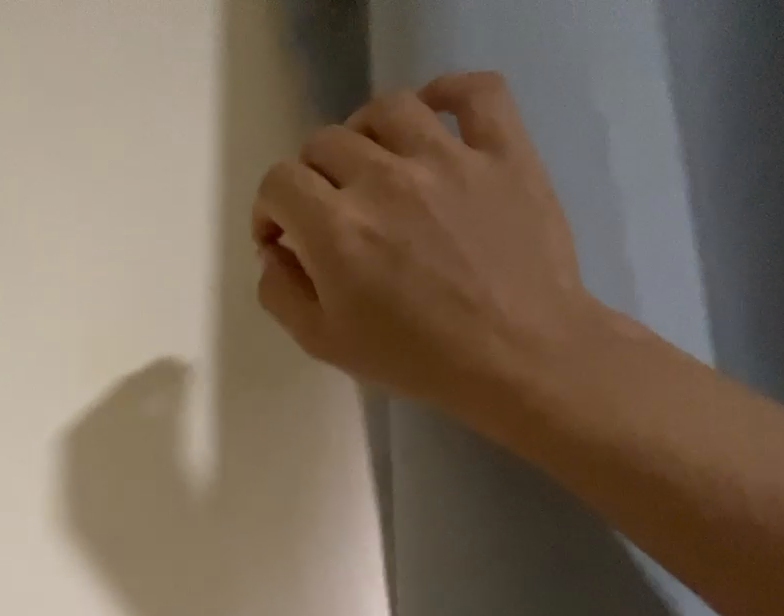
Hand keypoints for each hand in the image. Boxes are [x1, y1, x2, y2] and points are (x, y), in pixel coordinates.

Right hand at [251, 71, 603, 408]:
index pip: (278, 183)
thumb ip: (280, 291)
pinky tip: (432, 115)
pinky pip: (475, 91)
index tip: (282, 236)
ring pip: (387, 109)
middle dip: (310, 177)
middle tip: (326, 211)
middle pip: (324, 143)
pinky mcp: (504, 151)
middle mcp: (383, 180)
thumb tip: (274, 251)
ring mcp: (448, 158)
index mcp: (335, 230)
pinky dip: (447, 91)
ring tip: (372, 163)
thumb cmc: (412, 357)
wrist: (515, 355)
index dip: (269, 208)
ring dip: (364, 133)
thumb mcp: (321, 341)